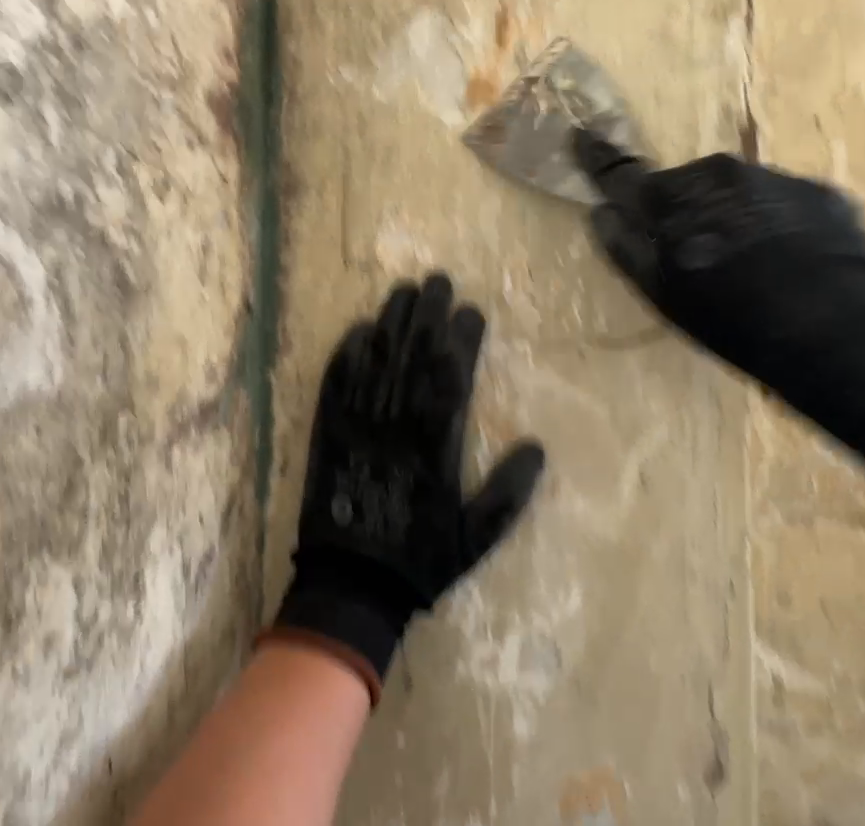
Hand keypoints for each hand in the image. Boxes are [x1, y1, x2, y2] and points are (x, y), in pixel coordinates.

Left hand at [268, 273, 545, 700]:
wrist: (353, 583)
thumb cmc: (421, 560)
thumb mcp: (478, 537)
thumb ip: (508, 492)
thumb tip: (537, 447)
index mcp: (435, 446)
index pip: (452, 379)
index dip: (463, 341)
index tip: (472, 312)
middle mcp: (396, 426)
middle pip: (412, 357)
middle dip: (426, 316)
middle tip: (437, 280)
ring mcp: (358, 426)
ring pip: (376, 362)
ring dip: (390, 323)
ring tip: (403, 290)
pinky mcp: (327, 434)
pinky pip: (335, 386)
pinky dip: (345, 355)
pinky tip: (358, 329)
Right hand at [571, 128, 864, 475]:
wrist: (838, 331)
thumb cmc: (731, 320)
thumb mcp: (661, 295)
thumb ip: (626, 248)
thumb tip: (601, 212)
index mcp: (672, 198)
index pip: (622, 173)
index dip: (597, 157)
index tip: (580, 136)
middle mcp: (719, 172)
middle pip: (686, 185)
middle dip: (684, 209)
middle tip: (697, 256)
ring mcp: (774, 178)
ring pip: (736, 193)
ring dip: (733, 218)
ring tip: (753, 267)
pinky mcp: (821, 192)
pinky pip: (781, 204)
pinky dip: (776, 226)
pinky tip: (790, 264)